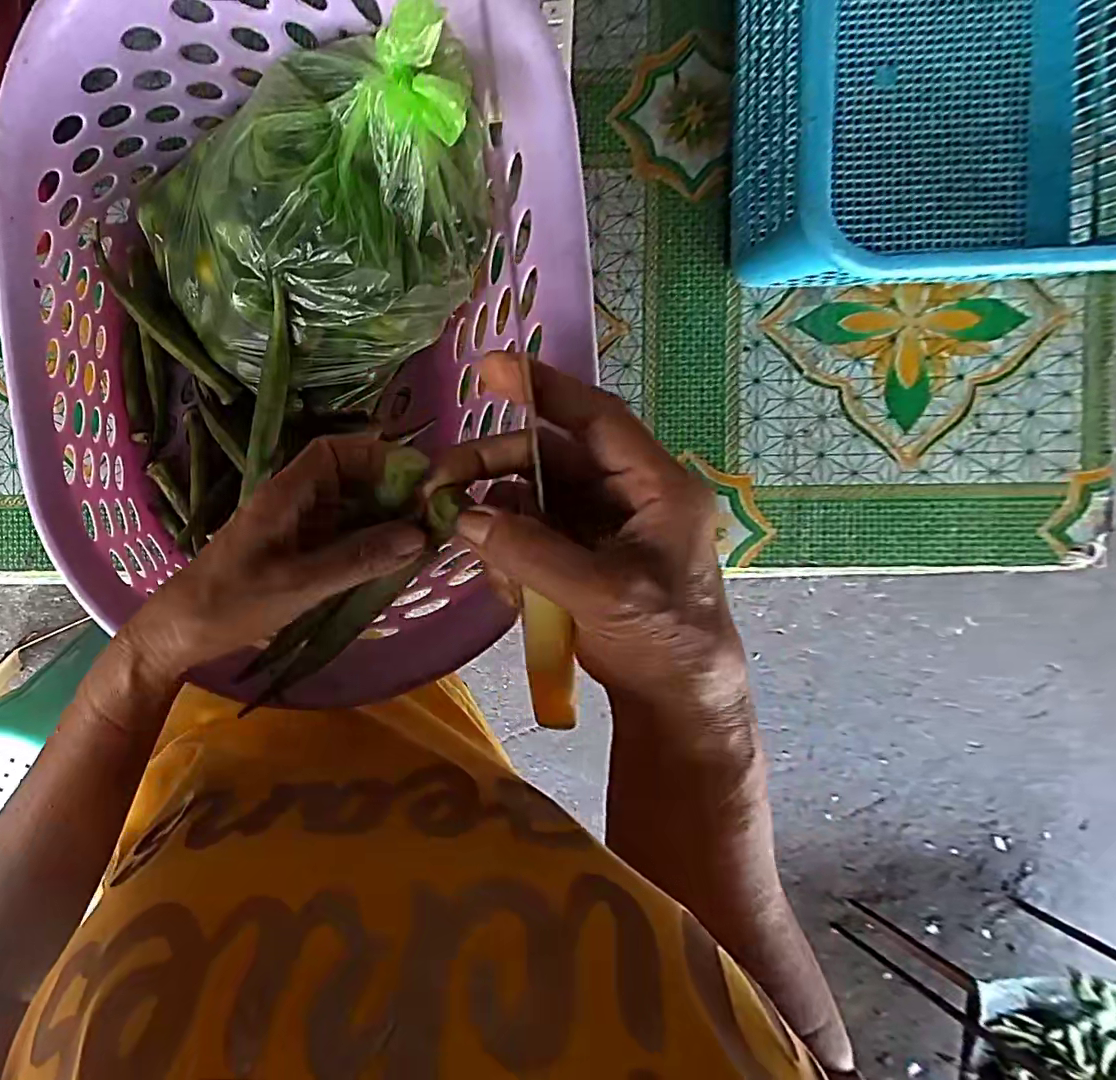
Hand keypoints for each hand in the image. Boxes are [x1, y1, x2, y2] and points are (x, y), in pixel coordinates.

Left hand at [119, 434, 428, 683]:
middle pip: (349, 480)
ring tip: (422, 539)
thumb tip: (418, 535)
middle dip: (390, 492)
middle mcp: (294, 503)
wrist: (180, 634)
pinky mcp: (297, 553)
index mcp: (285, 494)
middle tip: (430, 517)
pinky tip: (393, 560)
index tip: (418, 478)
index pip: (334, 452)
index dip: (377, 455)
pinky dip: (368, 544)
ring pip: (349, 510)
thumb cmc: (231, 603)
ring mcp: (296, 529)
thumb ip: (358, 558)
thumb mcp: (299, 583)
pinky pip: (341, 537)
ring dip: (383, 521)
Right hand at [427, 351, 747, 725]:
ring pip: (534, 495)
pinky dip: (506, 546)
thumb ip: (532, 553)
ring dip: (496, 513)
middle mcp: (625, 494)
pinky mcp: (578, 551)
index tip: (492, 366)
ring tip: (468, 542)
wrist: (675, 700)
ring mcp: (599, 524)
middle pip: (551, 457)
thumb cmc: (663, 640)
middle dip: (494, 465)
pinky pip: (531, 532)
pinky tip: (503, 580)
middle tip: (440, 481)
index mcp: (654, 487)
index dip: (545, 389)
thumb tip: (466, 518)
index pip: (596, 419)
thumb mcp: (602, 594)